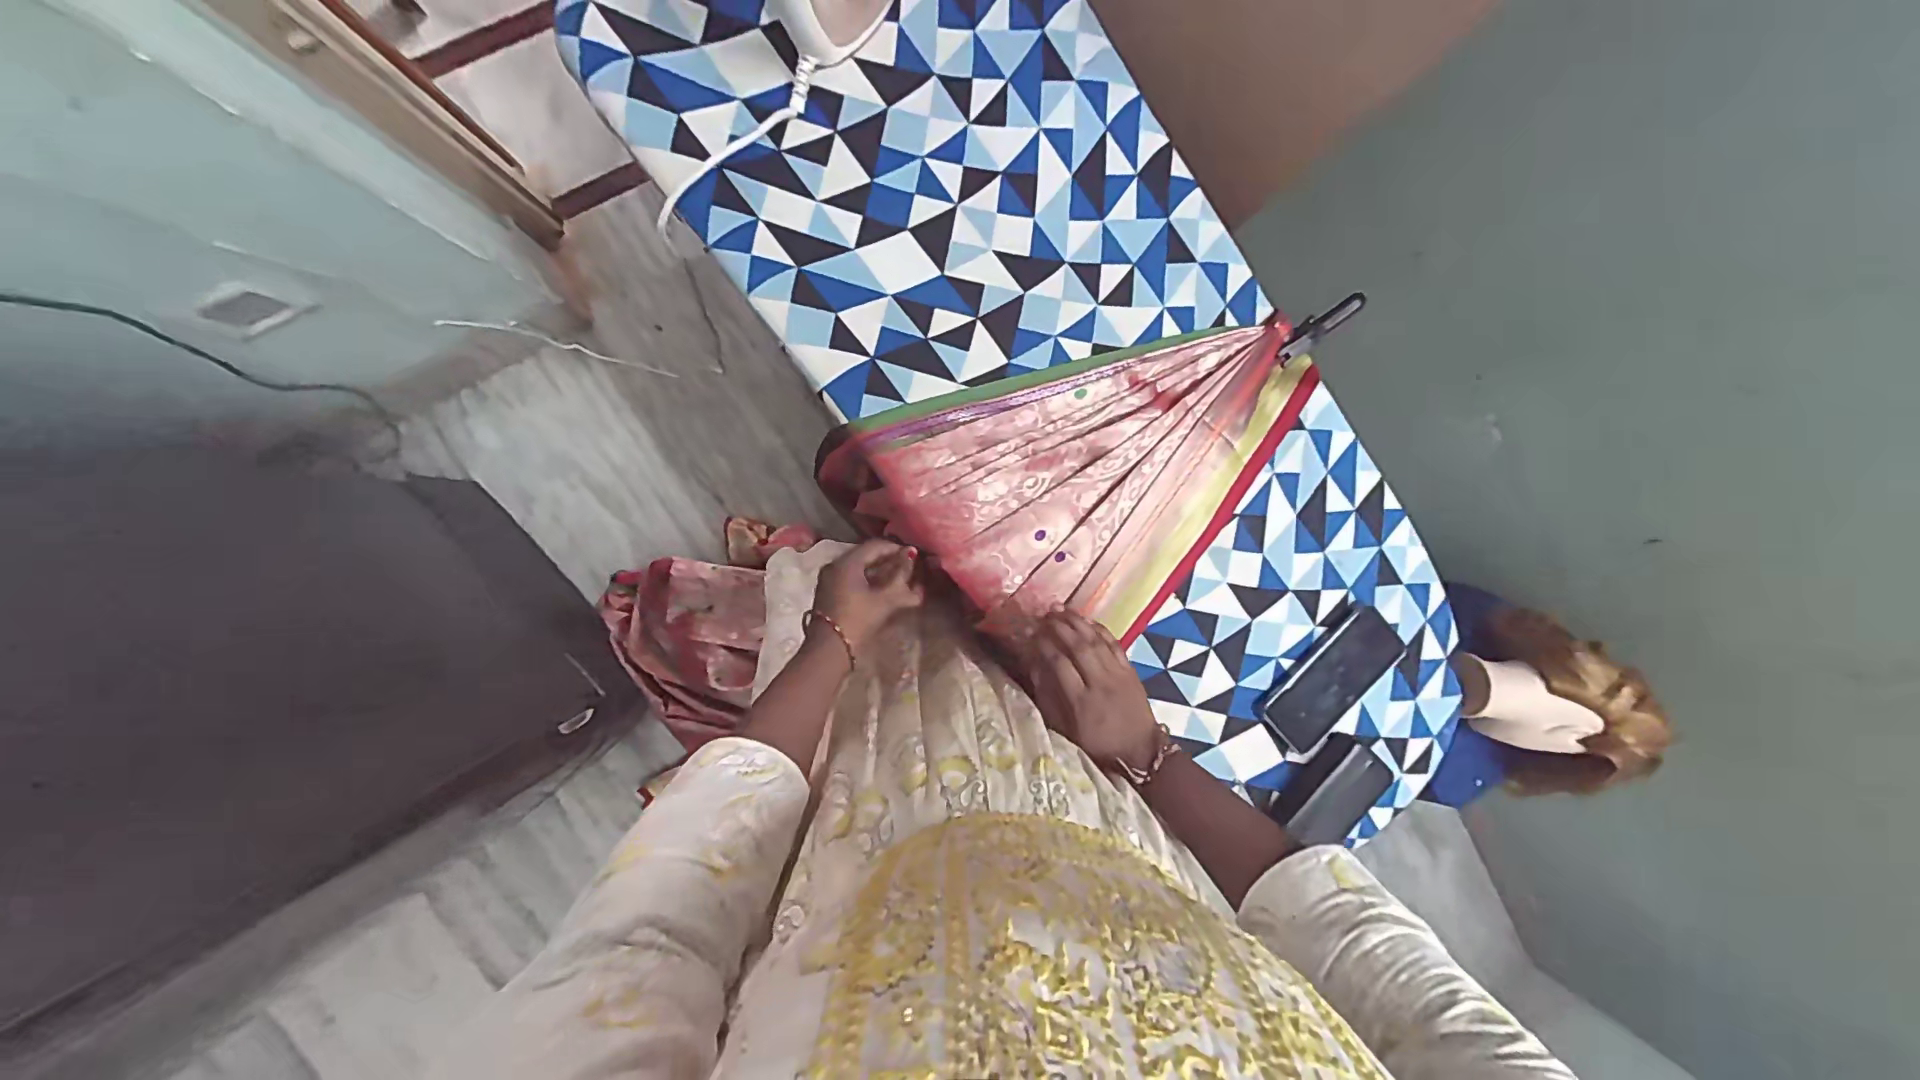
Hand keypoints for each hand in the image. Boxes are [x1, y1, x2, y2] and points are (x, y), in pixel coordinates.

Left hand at [814, 539, 923, 651]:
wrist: (829, 650)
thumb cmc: (858, 621)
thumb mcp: (884, 600)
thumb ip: (901, 577)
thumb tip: (912, 556)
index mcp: (846, 562)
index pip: (875, 545)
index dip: (896, 548)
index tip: (913, 555)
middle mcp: (835, 565)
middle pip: (865, 555)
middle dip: (887, 559)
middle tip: (907, 566)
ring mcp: (829, 579)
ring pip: (858, 567)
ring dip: (877, 570)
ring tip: (897, 578)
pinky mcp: (828, 592)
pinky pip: (851, 578)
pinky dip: (866, 579)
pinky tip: (880, 588)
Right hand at [1025, 609, 1162, 773]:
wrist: (1140, 752)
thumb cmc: (1098, 744)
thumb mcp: (1067, 731)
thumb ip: (1049, 700)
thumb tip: (1036, 669)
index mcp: (1080, 702)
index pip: (1059, 663)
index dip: (1043, 645)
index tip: (1031, 634)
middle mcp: (1099, 683)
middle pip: (1077, 646)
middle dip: (1058, 627)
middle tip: (1043, 615)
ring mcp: (1117, 675)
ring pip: (1096, 641)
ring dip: (1077, 622)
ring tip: (1060, 609)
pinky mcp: (1130, 671)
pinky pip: (1114, 643)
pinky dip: (1100, 629)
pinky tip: (1086, 620)